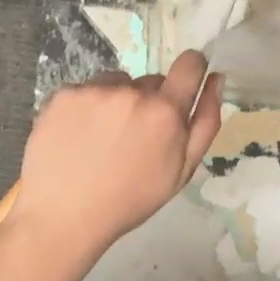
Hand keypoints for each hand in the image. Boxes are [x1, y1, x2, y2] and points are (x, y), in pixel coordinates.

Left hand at [2, 50, 223, 258]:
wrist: (63, 215)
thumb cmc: (129, 200)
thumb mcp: (181, 172)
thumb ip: (205, 123)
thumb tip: (216, 80)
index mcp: (165, 111)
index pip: (189, 65)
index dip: (192, 68)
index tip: (184, 81)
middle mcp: (131, 91)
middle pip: (150, 82)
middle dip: (149, 102)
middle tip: (134, 138)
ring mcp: (94, 90)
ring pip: (116, 84)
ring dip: (116, 101)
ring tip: (102, 139)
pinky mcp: (65, 93)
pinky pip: (85, 90)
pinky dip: (85, 107)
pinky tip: (78, 136)